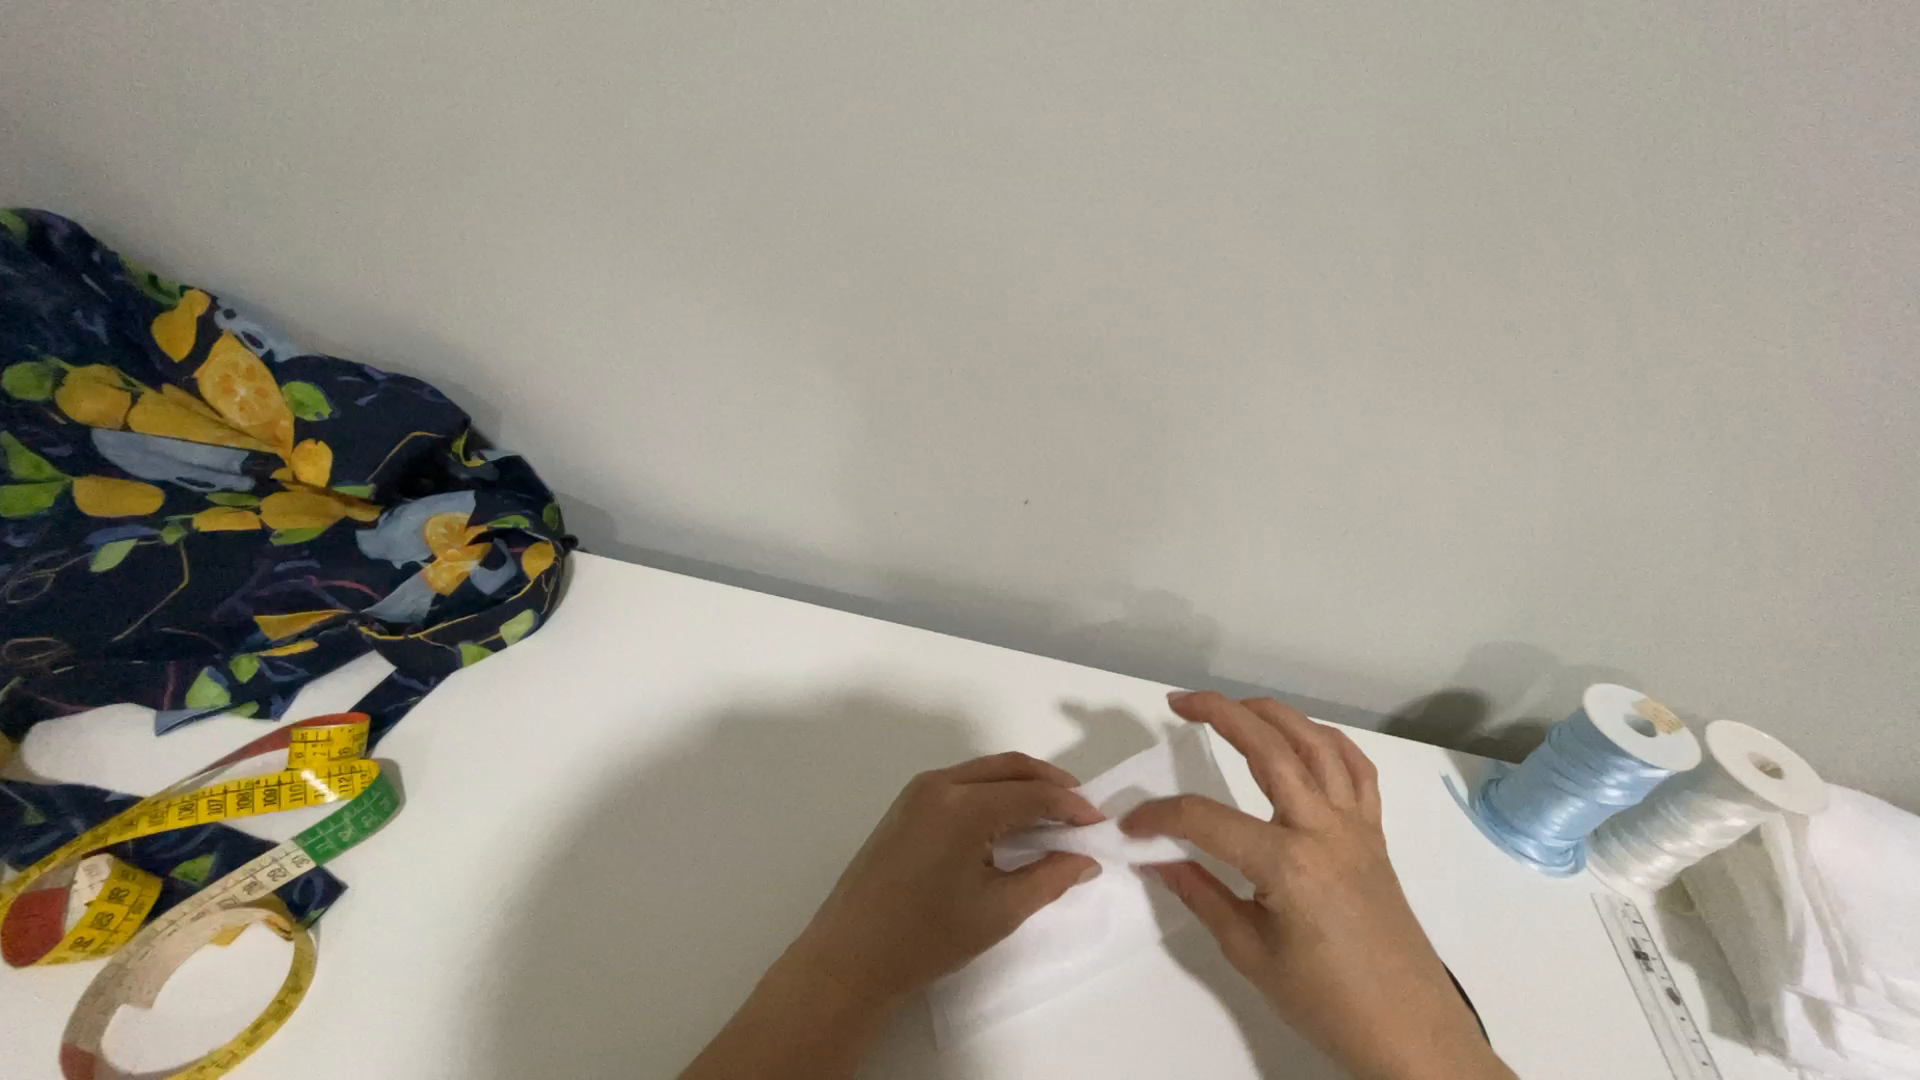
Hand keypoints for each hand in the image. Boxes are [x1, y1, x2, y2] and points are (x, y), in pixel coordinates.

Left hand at [784, 751, 1105, 1007]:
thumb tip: (1085, 860)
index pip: (1033, 794)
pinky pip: (964, 781)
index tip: (1100, 825)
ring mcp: (920, 789)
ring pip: (986, 770)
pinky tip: (1011, 819)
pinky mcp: (908, 802)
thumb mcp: (999, 911)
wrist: (852, 955)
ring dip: (1023, 784)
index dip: (1072, 806)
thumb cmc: (928, 938)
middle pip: (1010, 768)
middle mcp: (941, 783)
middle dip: (1051, 784)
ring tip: (1053, 815)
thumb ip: (1049, 878)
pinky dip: (995, 791)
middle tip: (1082, 811)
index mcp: (964, 806)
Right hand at [1124, 693, 1513, 1079]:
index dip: (1159, 816)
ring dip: (1271, 714)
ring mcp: (1355, 826)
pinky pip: (1357, 770)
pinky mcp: (1374, 833)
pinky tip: (1301, 737)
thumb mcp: (1249, 953)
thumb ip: (1200, 893)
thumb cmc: (1327, 1002)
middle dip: (1218, 713)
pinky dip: (1327, 741)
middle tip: (1179, 702)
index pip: (1204, 819)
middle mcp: (1323, 830)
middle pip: (1268, 748)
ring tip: (1233, 706)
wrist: (1411, 1036)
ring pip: (1315, 744)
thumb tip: (1155, 858)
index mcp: (1287, 864)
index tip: (1132, 825)